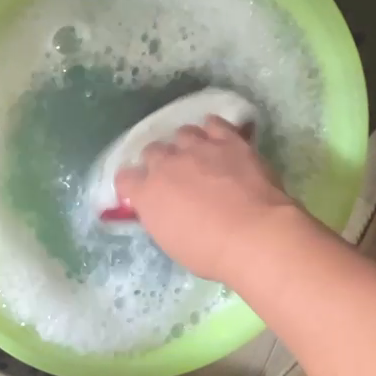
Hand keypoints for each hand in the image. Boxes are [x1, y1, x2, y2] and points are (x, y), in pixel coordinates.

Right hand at [113, 116, 313, 282]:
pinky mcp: (229, 140)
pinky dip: (212, 130)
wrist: (251, 235)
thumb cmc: (208, 252)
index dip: (131, 186)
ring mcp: (198, 148)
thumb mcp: (170, 241)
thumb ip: (159, 217)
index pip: (124, 179)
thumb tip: (162, 209)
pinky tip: (217, 139)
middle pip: (152, 151)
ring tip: (196, 157)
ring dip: (185, 144)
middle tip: (172, 178)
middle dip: (158, 162)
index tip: (140, 195)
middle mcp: (166, 164)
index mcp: (147, 194)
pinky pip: (214, 123)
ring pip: (182, 133)